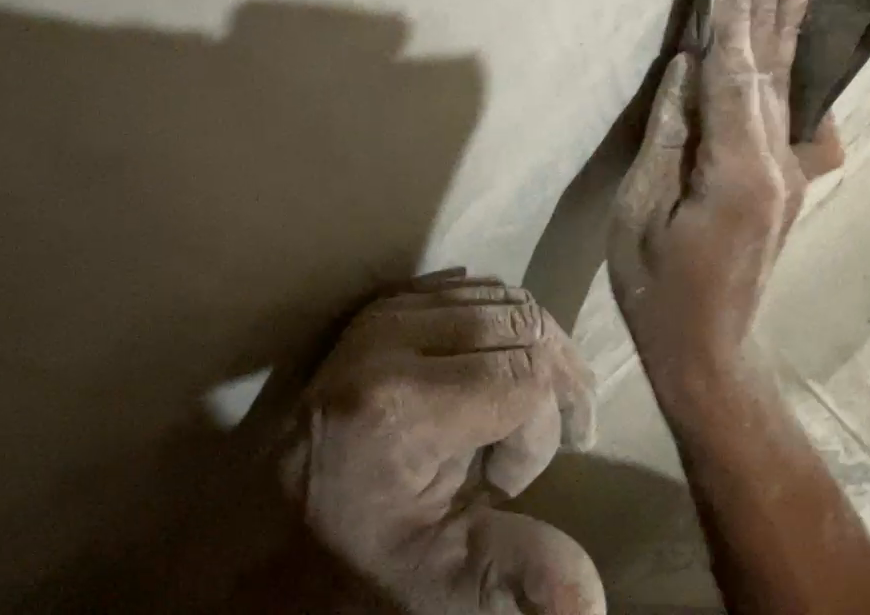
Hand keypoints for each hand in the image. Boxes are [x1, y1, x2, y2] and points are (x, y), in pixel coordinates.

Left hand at [280, 270, 601, 613]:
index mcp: (400, 407)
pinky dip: (505, 323)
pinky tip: (501, 367)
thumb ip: (519, 573)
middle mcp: (390, 340)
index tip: (507, 481)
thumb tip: (593, 607)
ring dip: (534, 352)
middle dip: (550, 383)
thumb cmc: (363, 551)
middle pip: (525, 327)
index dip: (541, 431)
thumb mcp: (442, 580)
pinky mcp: (387, 300)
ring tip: (524, 405)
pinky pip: (476, 287)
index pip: (527, 378)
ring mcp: (386, 312)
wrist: (276, 520)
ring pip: (507, 300)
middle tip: (548, 436)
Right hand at [608, 0, 843, 379]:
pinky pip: (788, 114)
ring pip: (788, 87)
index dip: (733, 15)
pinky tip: (797, 46)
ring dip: (789, 27)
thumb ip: (668, 134)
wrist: (708, 349)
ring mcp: (788, 173)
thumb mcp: (641, 211)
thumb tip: (686, 68)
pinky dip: (788, 70)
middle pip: (773, 69)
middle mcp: (777, 164)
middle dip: (771, 4)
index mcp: (738, 171)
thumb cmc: (657, 288)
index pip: (735, 74)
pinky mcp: (785, 182)